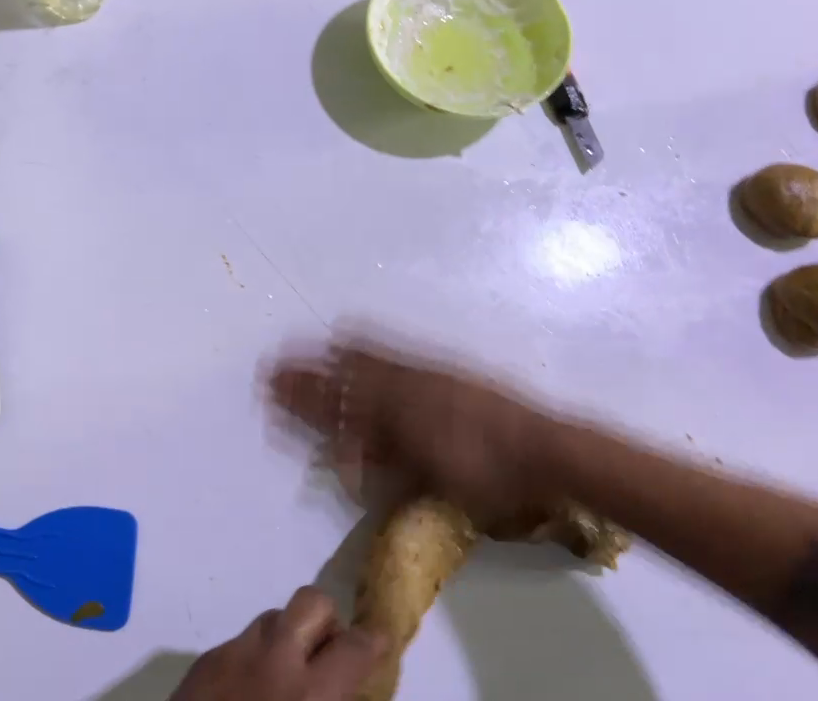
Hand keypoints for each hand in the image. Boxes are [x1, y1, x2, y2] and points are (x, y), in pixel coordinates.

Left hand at [169, 587, 383, 700]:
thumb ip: (334, 700)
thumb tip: (343, 692)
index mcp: (311, 692)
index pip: (356, 645)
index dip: (373, 643)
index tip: (378, 648)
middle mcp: (274, 660)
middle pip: (313, 603)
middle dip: (328, 624)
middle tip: (329, 660)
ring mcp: (234, 653)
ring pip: (274, 617)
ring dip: (289, 638)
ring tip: (288, 680)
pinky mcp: (204, 660)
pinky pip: (242, 642)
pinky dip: (256, 658)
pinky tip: (250, 694)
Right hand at [269, 327, 569, 523]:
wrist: (547, 449)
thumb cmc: (489, 477)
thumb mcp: (432, 482)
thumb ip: (383, 465)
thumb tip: (342, 458)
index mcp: (395, 420)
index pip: (335, 409)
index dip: (300, 404)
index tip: (270, 397)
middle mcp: (399, 390)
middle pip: (340, 380)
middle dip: (303, 378)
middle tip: (271, 372)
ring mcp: (417, 375)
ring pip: (358, 362)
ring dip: (323, 358)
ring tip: (296, 352)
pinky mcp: (435, 368)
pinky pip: (385, 349)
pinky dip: (358, 342)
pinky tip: (347, 336)